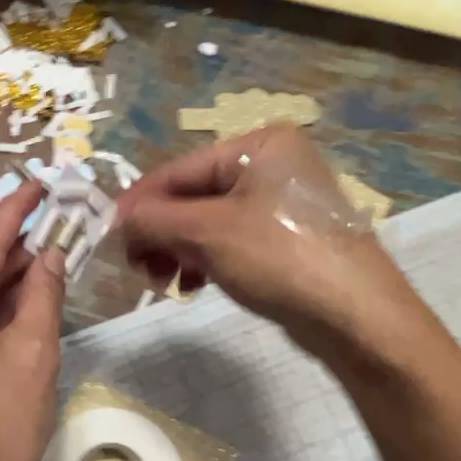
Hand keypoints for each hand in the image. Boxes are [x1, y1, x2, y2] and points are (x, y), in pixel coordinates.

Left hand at [0, 181, 65, 460]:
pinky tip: (31, 285)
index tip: (39, 181)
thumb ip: (42, 290)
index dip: (15, 214)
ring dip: (11, 276)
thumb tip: (52, 250)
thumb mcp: (34, 350)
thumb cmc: (6, 424)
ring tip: (55, 246)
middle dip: (18, 247)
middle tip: (60, 217)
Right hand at [116, 125, 428, 360]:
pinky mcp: (289, 237)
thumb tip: (115, 220)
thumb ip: (153, 220)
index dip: (138, 203)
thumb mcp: (206, 234)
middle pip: (192, 196)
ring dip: (178, 250)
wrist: (355, 315)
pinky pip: (231, 240)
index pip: (178, 169)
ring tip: (165, 283)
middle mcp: (273, 163)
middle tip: (139, 268)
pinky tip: (194, 285)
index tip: (106, 236)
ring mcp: (283, 201)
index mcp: (259, 144)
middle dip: (160, 233)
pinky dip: (205, 260)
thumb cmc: (280, 258)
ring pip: (208, 222)